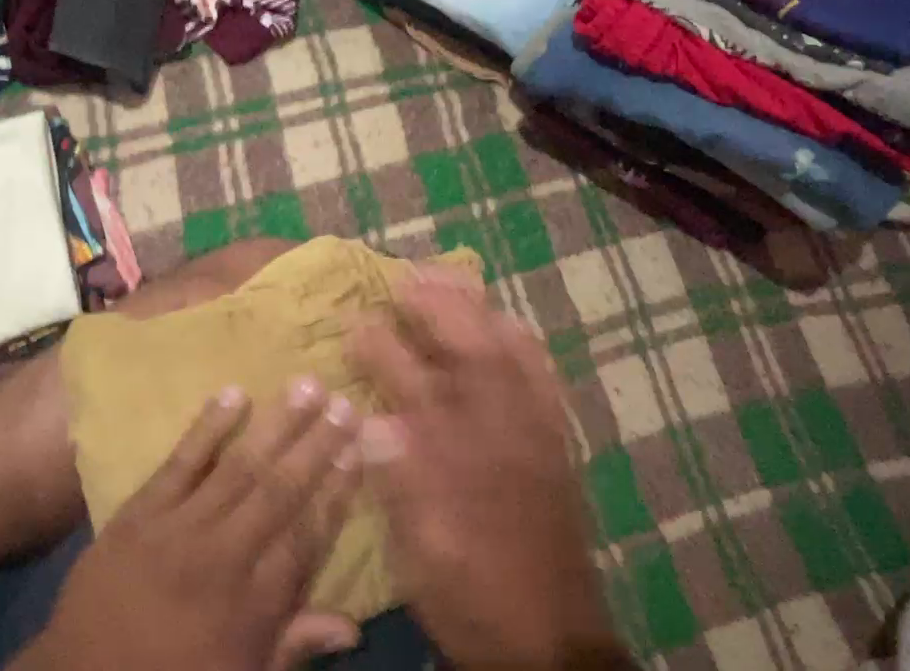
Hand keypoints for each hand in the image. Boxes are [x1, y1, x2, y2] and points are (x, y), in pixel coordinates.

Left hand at [17, 379, 364, 670]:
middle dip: (316, 444)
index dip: (337, 491)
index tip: (359, 449)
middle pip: (279, 491)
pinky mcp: (139, 511)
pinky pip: (179, 462)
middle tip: (344, 402)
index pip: (307, 535)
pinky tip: (233, 394)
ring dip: (276, 424)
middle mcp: (223, 556)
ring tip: (305, 385)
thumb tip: (352, 627)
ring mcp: (178, 528)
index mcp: (253, 603)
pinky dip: (207, 427)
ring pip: (238, 467)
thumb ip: (292, 645)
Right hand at [350, 266, 625, 670]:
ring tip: (453, 280)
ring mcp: (533, 433)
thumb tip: (371, 423)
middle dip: (435, 306)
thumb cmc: (469, 590)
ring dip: (478, 310)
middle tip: (407, 275)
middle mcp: (497, 431)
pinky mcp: (555, 444)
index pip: (409, 383)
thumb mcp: (417, 545)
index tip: (354, 323)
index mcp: (453, 455)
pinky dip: (525, 343)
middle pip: (467, 350)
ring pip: (509, 352)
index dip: (379, 348)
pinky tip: (510, 326)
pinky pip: (544, 377)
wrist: (548, 640)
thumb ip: (395, 479)